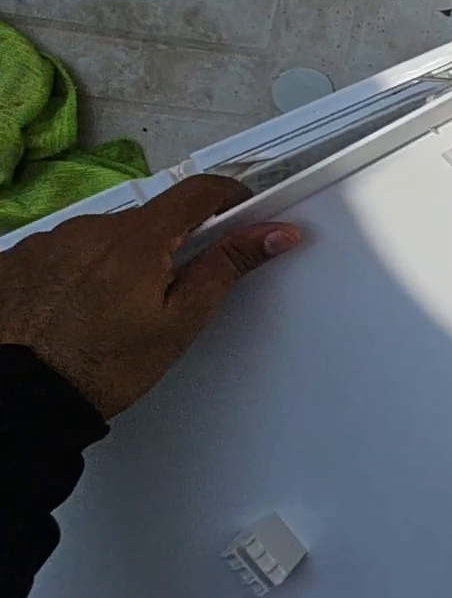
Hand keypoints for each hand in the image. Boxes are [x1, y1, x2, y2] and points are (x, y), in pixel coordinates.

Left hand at [0, 176, 300, 417]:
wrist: (9, 406)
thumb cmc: (105, 364)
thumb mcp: (183, 318)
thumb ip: (229, 265)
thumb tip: (278, 232)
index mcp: (136, 238)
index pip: (199, 190)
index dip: (230, 195)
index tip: (241, 215)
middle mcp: (86, 230)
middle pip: (149, 217)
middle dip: (171, 238)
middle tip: (174, 283)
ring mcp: (39, 246)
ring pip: (102, 235)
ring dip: (121, 253)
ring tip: (114, 301)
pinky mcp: (6, 265)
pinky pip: (59, 252)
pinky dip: (77, 268)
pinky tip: (73, 306)